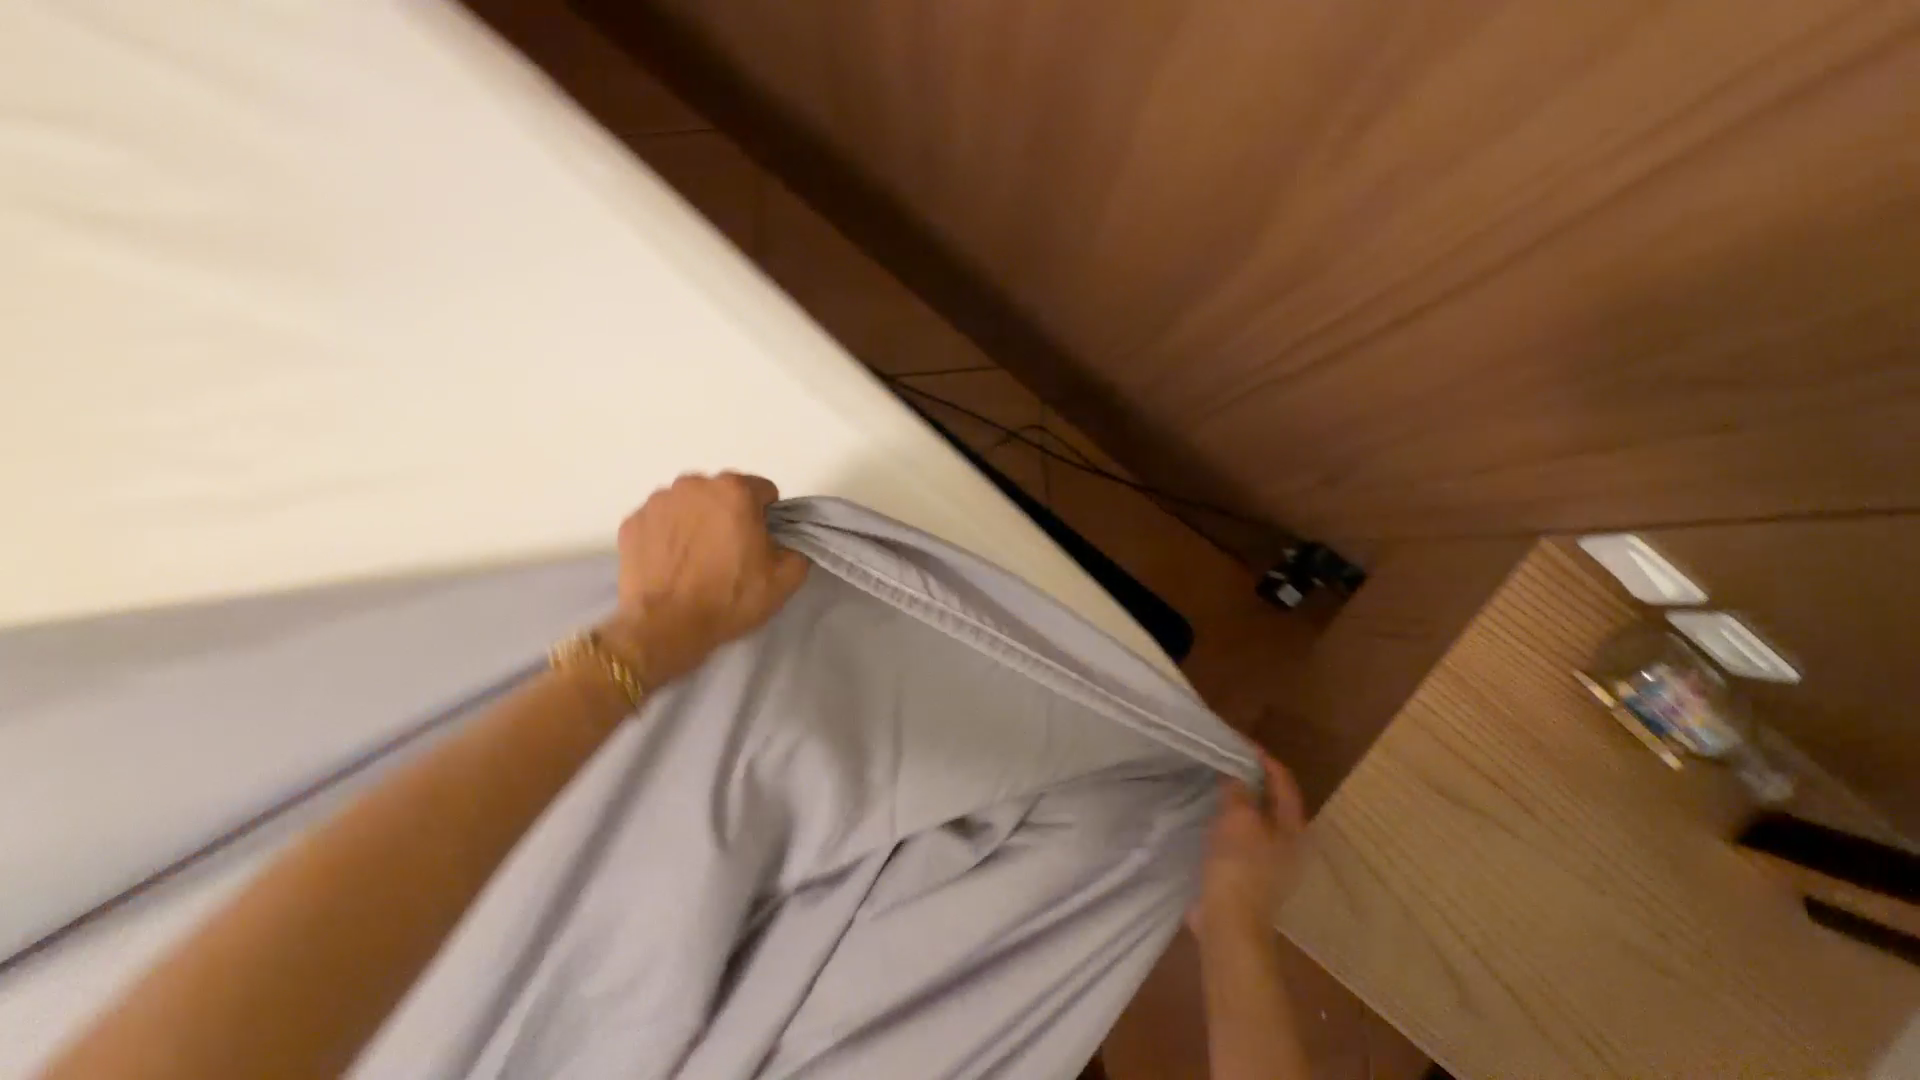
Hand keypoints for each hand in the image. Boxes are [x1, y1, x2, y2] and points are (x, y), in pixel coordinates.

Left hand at [599, 472, 809, 688]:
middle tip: (730, 553)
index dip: (767, 518)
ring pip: (689, 504)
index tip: (761, 544)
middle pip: (723, 493)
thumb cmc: (729, 599)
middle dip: (729, 515)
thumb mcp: (785, 579)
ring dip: (697, 521)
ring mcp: (658, 502)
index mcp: (734, 490)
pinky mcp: (632, 522)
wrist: (665, 627)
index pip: (763, 491)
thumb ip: (798, 548)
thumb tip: (790, 540)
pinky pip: (660, 521)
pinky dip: (668, 535)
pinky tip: (672, 564)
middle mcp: (694, 485)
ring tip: (697, 560)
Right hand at [1190, 750, 1306, 941]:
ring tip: (1215, 784)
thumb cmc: (1239, 865)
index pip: (1283, 781)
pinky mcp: (1249, 875)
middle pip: (1273, 800)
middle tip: (1225, 760)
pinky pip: (1241, 838)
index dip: (1263, 759)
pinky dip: (1228, 822)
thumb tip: (1237, 775)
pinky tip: (1210, 819)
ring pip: (1256, 820)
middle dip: (1252, 778)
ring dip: (1239, 801)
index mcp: (1292, 827)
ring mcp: (1270, 862)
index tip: (1238, 742)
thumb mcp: (1238, 818)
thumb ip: (1239, 791)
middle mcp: (1288, 843)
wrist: (1230, 923)